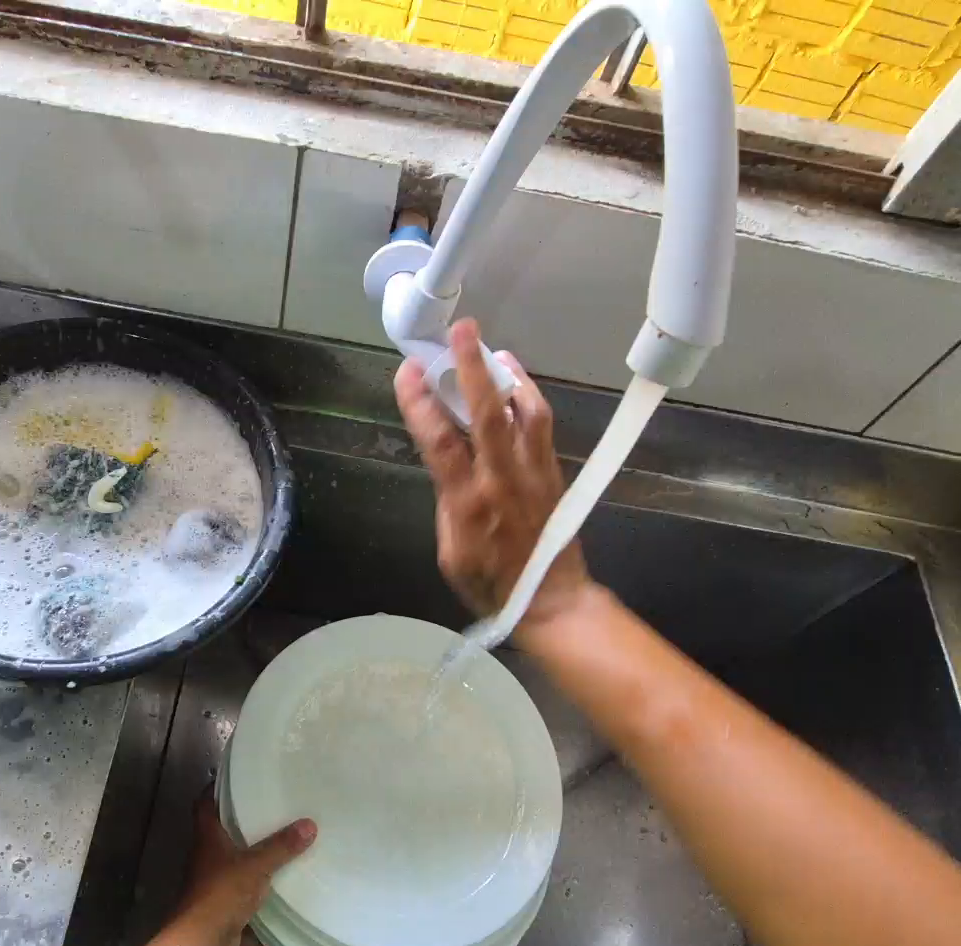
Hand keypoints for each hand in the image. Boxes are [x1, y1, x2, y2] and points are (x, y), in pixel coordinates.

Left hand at [173, 788, 315, 945]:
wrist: (202, 942)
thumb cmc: (222, 893)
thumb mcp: (256, 866)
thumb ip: (281, 847)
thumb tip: (310, 824)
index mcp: (208, 839)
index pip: (204, 805)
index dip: (214, 790)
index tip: (233, 781)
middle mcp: (206, 858)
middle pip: (220, 835)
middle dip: (240, 826)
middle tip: (268, 812)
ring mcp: (212, 884)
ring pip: (232, 867)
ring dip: (250, 864)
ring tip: (278, 851)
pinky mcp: (221, 909)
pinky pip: (241, 903)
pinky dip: (256, 912)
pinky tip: (276, 914)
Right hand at [393, 318, 592, 630]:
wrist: (549, 601)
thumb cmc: (488, 583)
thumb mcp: (449, 551)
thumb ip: (447, 501)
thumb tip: (446, 462)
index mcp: (468, 504)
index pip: (440, 443)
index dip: (421, 405)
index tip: (407, 371)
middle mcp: (503, 480)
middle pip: (489, 414)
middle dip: (472, 368)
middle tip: (461, 330)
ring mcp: (534, 473)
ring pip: (527, 413)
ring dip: (508, 376)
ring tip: (493, 350)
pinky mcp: (553, 473)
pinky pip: (542, 427)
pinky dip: (530, 400)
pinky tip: (518, 386)